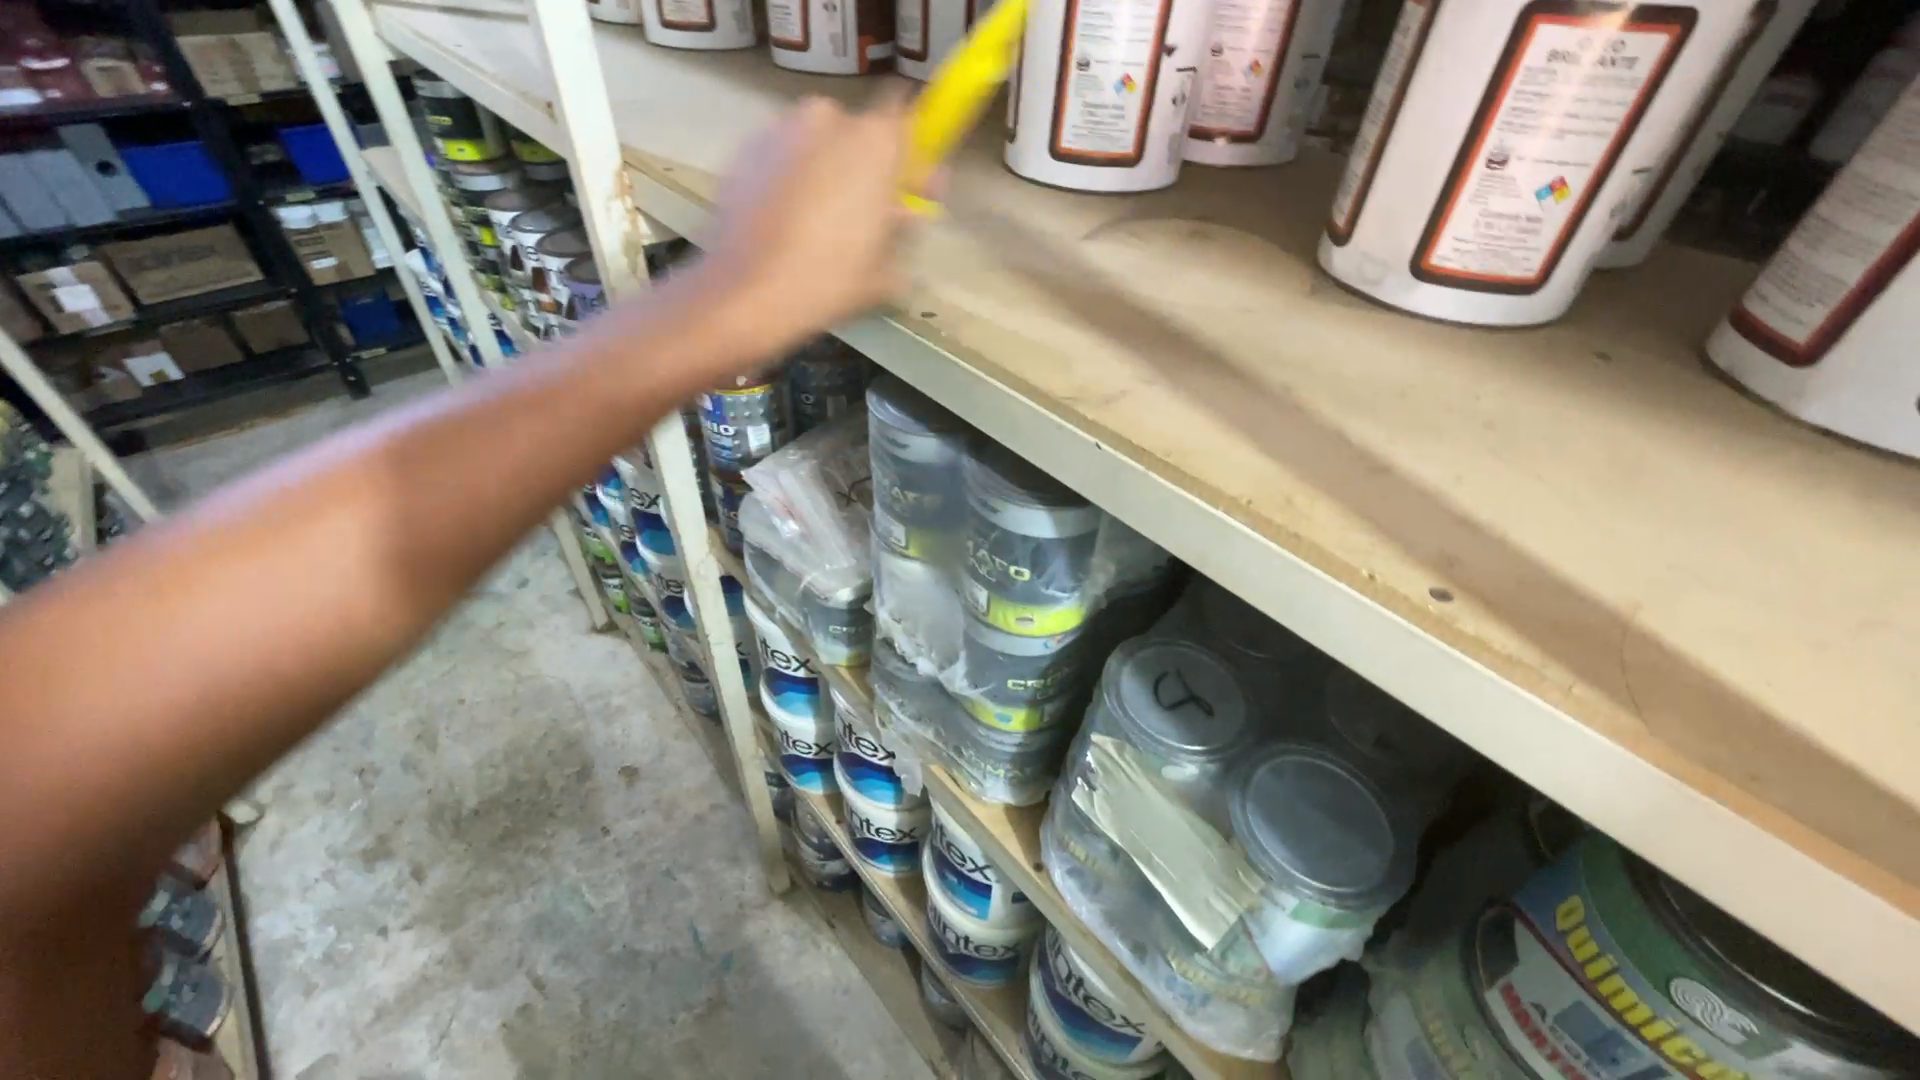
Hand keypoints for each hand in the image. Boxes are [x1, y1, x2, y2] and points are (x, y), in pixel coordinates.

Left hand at [699, 92, 914, 355]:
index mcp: (876, 140)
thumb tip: (907, 210)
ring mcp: (782, 128)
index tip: (912, 188)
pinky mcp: (746, 148)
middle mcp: (830, 118)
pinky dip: (791, 178)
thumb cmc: (828, 281)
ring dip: (828, 170)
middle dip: (867, 166)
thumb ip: (905, 229)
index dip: (913, 156)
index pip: (909, 121)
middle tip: (867, 212)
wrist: (745, 293)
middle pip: (861, 133)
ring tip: (823, 221)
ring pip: (819, 143)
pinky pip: (783, 156)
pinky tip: (787, 221)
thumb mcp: (887, 269)